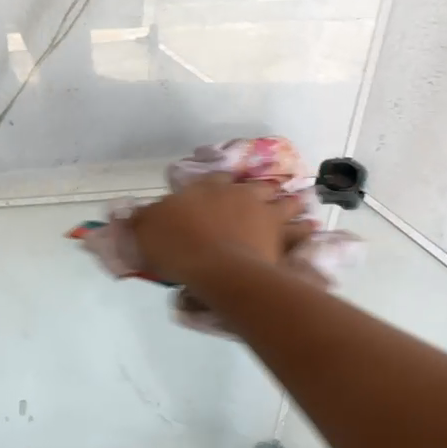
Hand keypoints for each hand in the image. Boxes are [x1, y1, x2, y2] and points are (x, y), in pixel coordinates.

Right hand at [129, 174, 311, 286]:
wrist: (216, 268)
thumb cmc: (176, 244)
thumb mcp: (145, 229)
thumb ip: (143, 218)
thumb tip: (135, 212)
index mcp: (205, 188)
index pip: (215, 179)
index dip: (219, 185)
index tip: (220, 190)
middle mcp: (237, 194)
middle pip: (256, 186)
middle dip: (261, 189)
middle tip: (266, 193)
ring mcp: (264, 213)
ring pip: (284, 202)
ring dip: (291, 202)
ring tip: (299, 203)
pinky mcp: (282, 236)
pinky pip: (300, 230)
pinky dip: (305, 229)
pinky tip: (311, 230)